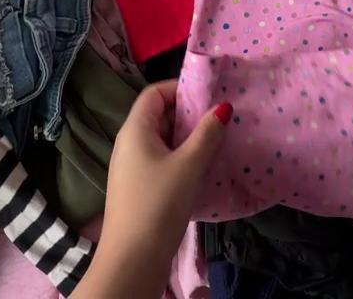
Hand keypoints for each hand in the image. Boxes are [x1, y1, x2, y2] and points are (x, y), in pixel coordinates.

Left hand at [77, 82, 229, 298]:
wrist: (131, 264)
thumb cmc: (157, 205)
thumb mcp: (188, 165)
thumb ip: (207, 134)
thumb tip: (223, 106)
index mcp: (135, 130)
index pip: (154, 93)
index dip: (180, 89)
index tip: (209, 96)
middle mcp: (130, 144)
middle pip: (160, 115)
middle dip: (189, 114)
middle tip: (220, 118)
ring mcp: (133, 168)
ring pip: (163, 140)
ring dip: (188, 139)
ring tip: (218, 141)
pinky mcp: (140, 189)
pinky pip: (162, 161)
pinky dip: (182, 159)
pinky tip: (204, 169)